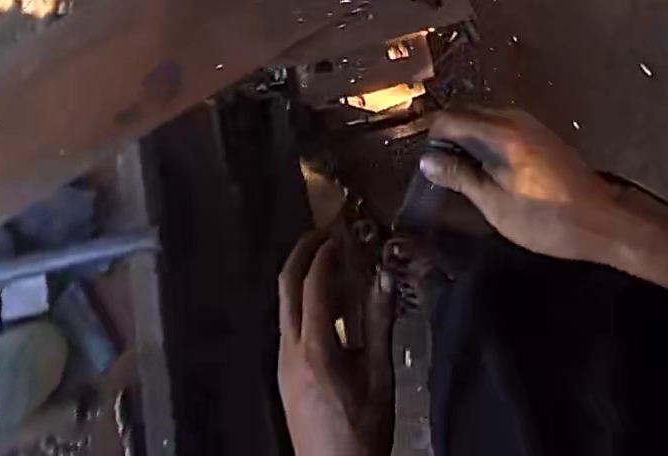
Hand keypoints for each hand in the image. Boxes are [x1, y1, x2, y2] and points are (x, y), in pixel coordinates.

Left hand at [277, 230, 394, 455]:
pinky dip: (302, 299)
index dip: (325, 254)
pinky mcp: (283, 372)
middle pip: (286, 285)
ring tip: (327, 259)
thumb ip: (381, 326)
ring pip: (283, 302)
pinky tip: (327, 302)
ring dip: (301, 274)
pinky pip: (288, 321)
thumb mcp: (379, 381)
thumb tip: (385, 279)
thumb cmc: (362, 435)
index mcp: (315, 350)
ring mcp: (282, 361)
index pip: (313, 285)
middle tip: (323, 232)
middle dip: (302, 252)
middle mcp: (289, 350)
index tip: (340, 234)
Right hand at [420, 108, 667, 262]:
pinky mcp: (537, 133)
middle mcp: (511, 117)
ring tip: (460, 170)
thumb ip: (459, 176)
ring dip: (465, 137)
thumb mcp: (495, 204)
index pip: (448, 118)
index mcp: (498, 131)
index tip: (427, 163)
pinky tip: (485, 166)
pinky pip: (497, 124)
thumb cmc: (547, 218)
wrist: (605, 221)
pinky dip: (483, 139)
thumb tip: (427, 159)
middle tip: (440, 168)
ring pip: (481, 117)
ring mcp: (526, 122)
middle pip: (464, 112)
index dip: (431, 137)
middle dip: (446, 134)